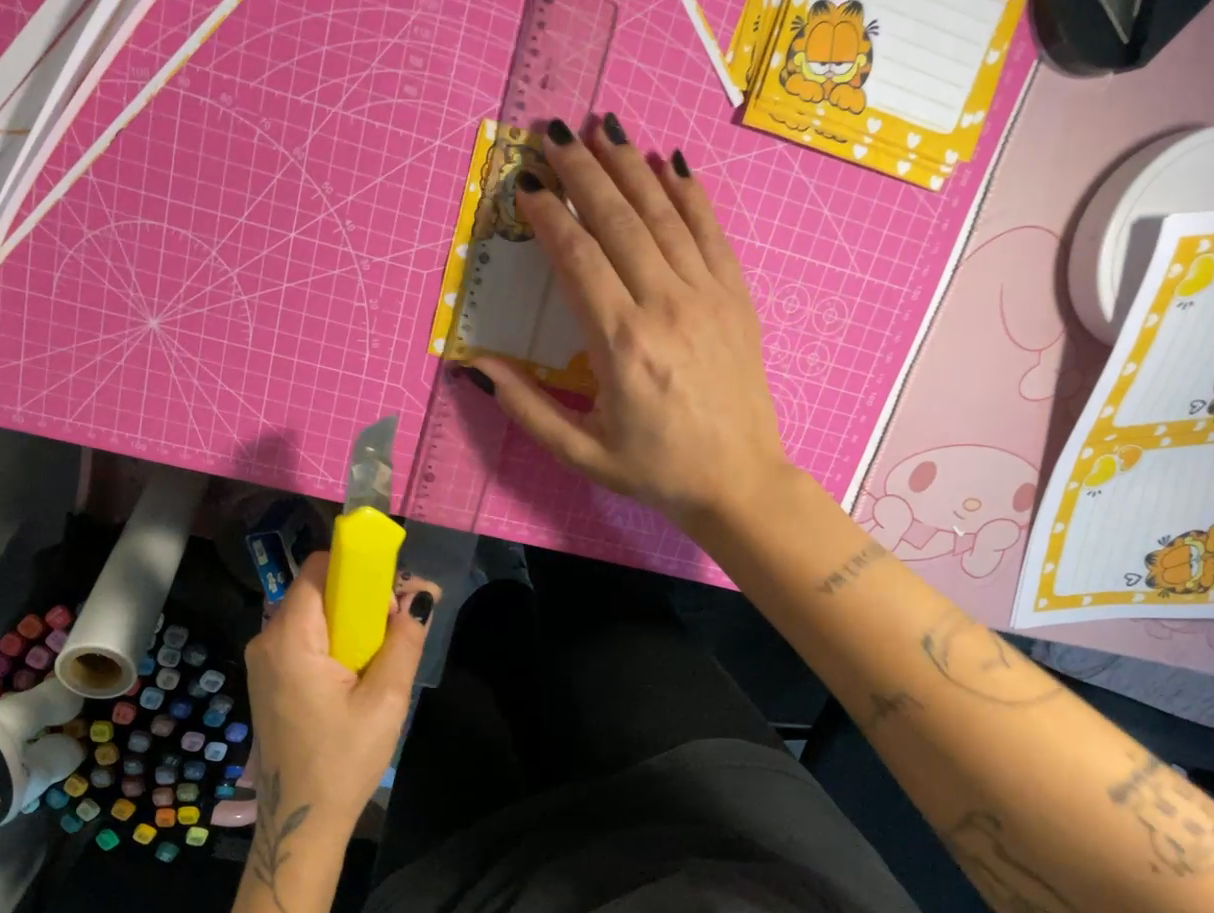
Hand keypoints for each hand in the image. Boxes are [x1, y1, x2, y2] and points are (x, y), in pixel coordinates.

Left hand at [243, 552, 429, 837]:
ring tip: (385, 654)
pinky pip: (304, 641)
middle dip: (361, 598)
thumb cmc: (344, 761)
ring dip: (351, 623)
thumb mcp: (386, 701)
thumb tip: (420, 595)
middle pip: (317, 590)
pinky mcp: (270, 680)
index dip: (359, 567)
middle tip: (400, 625)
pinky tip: (359, 674)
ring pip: (313, 616)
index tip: (395, 588)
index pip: (319, 568)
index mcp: (290, 639)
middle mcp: (267, 640)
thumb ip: (404, 641)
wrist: (301, 822)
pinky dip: (335, 643)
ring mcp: (263, 662)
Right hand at [470, 114, 790, 530]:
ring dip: (629, 167)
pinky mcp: (736, 298)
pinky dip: (688, 193)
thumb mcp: (580, 453)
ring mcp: (707, 297)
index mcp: (621, 346)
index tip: (525, 186)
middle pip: (618, 221)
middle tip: (553, 133)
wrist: (738, 481)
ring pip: (664, 215)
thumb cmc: (655, 471)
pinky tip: (667, 163)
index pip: (579, 259)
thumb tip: (475, 368)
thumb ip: (526, 409)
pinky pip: (710, 231)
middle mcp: (666, 308)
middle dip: (582, 172)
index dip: (549, 216)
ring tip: (601, 130)